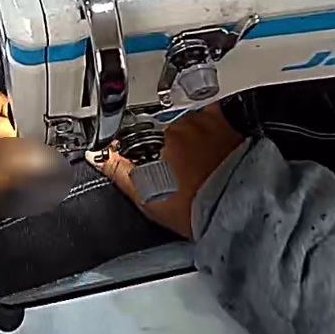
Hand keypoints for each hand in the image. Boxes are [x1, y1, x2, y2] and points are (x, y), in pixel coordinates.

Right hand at [95, 106, 245, 238]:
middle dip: (172, 145)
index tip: (157, 166)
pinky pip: (217, 118)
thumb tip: (98, 156)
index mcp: (164, 136)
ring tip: (200, 166)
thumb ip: (118, 170)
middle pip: (171, 128)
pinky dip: (213, 128)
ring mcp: (212, 123)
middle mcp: (188, 123)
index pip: (146, 134)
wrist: (236, 215)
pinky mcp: (232, 128)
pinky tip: (214, 148)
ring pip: (193, 123)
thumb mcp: (146, 195)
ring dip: (193, 138)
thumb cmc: (194, 208)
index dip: (149, 152)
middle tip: (180, 172)